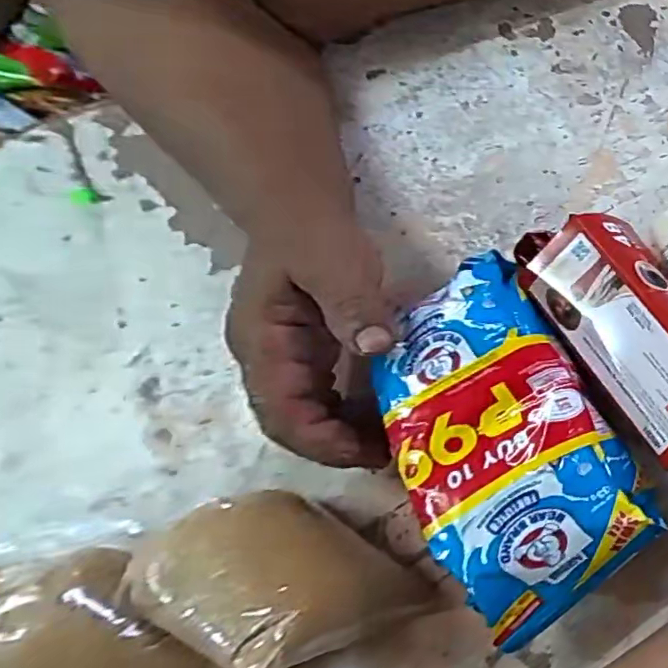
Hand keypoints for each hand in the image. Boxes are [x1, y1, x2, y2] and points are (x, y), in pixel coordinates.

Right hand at [225, 233, 396, 467]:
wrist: (301, 210)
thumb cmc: (313, 237)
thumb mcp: (334, 267)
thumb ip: (352, 305)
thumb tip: (376, 347)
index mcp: (265, 346)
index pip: (283, 413)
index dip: (321, 441)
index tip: (364, 455)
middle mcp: (274, 359)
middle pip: (299, 419)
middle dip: (341, 444)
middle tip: (395, 457)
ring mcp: (296, 354)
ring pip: (319, 406)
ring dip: (354, 427)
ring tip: (402, 442)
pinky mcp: (320, 345)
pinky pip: (337, 384)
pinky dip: (363, 401)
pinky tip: (399, 407)